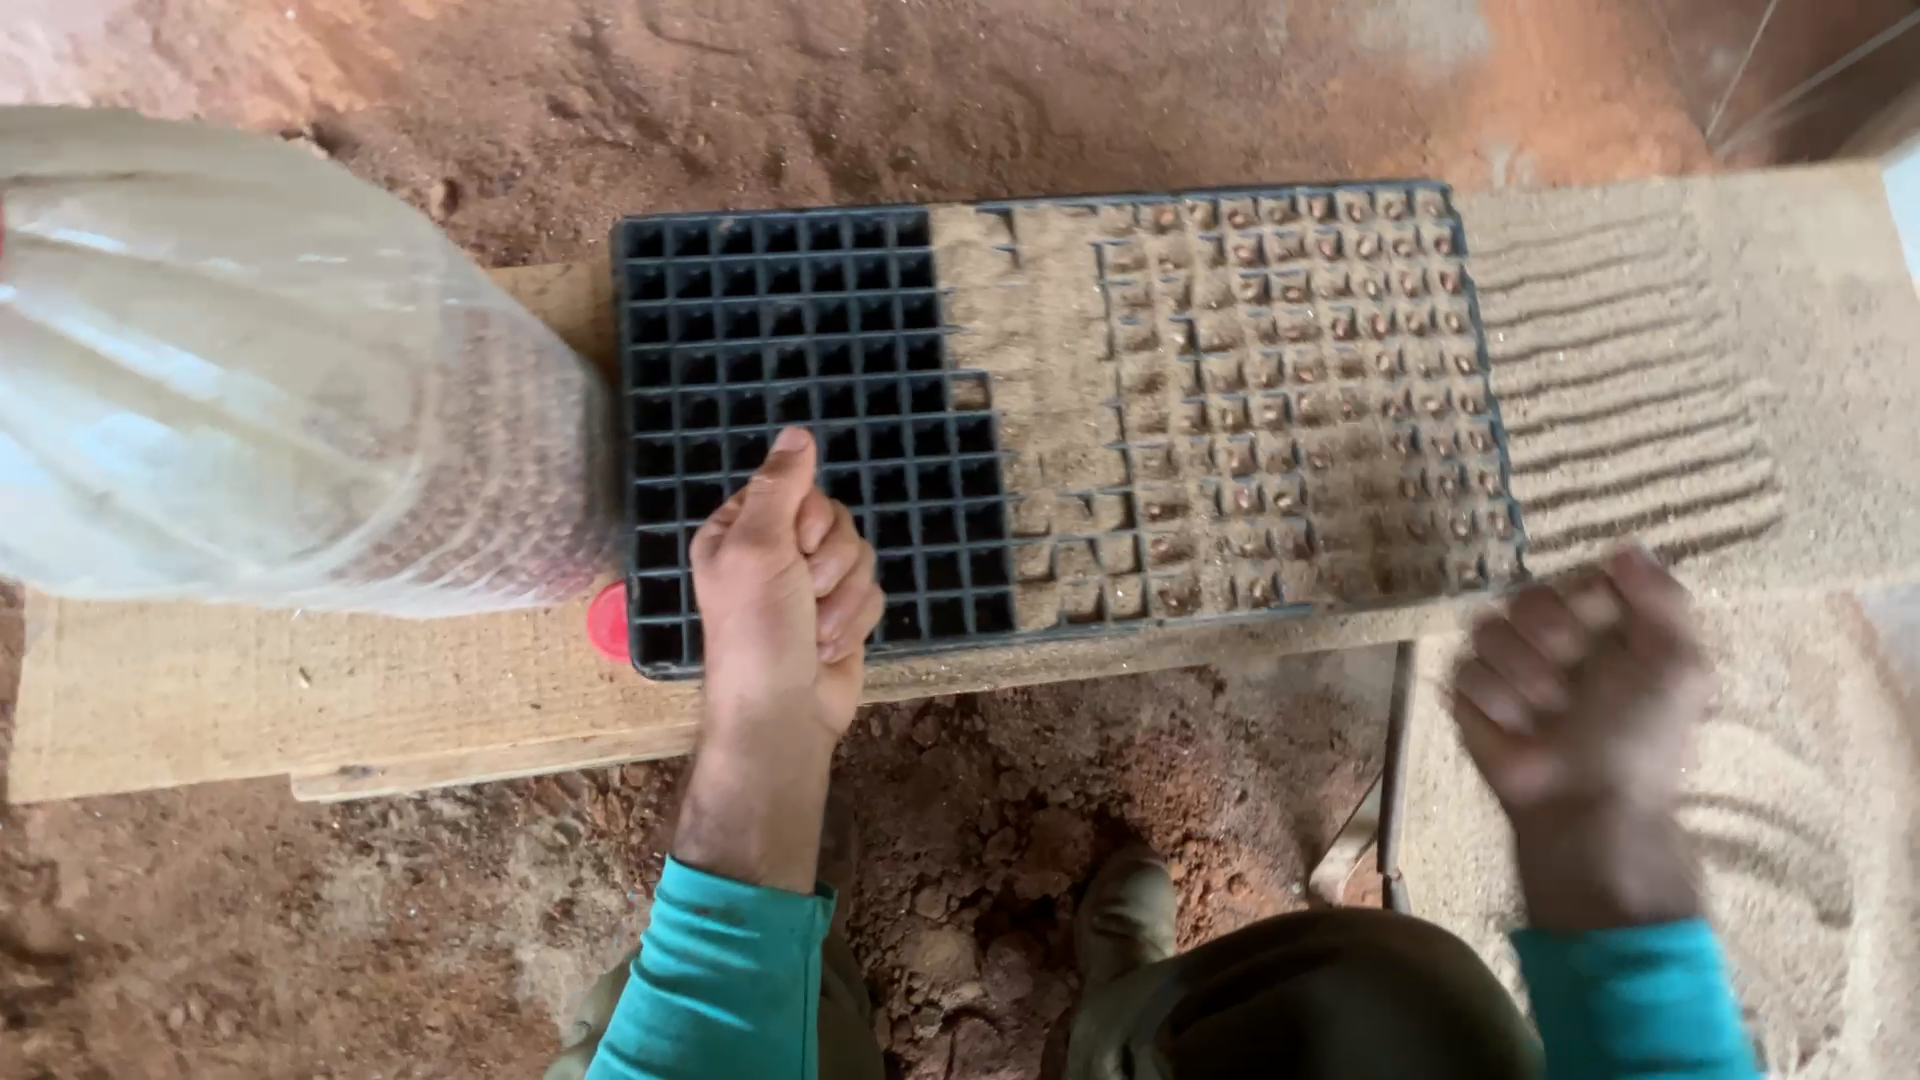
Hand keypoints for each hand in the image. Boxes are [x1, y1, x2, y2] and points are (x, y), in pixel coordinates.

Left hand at [690, 426, 883, 742]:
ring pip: (861, 556)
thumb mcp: (757, 548)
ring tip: (814, 628)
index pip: (797, 489)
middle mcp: (778, 552)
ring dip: (843, 599)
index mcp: (744, 530)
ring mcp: (813, 585)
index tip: (798, 546)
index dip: (809, 518)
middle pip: (837, 521)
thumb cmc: (758, 628)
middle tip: (806, 591)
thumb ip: (779, 486)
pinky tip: (828, 646)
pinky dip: (854, 621)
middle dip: (830, 563)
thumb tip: (798, 432)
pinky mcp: (844, 612)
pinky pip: (872, 592)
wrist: (785, 710)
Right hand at [1450, 545, 1712, 929]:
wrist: (1585, 800)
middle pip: (1522, 599)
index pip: (1569, 579)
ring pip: (1487, 632)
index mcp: (1597, 625)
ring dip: (1523, 679)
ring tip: (1546, 716)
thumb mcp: (1678, 668)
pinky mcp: (1463, 690)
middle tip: (1573, 680)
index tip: (1605, 636)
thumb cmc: (1638, 737)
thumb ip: (1662, 601)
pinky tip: (1516, 728)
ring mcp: (1499, 662)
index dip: (1582, 605)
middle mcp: (1544, 636)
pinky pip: (1463, 671)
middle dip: (1550, 641)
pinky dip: (1495, 703)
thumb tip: (1623, 544)